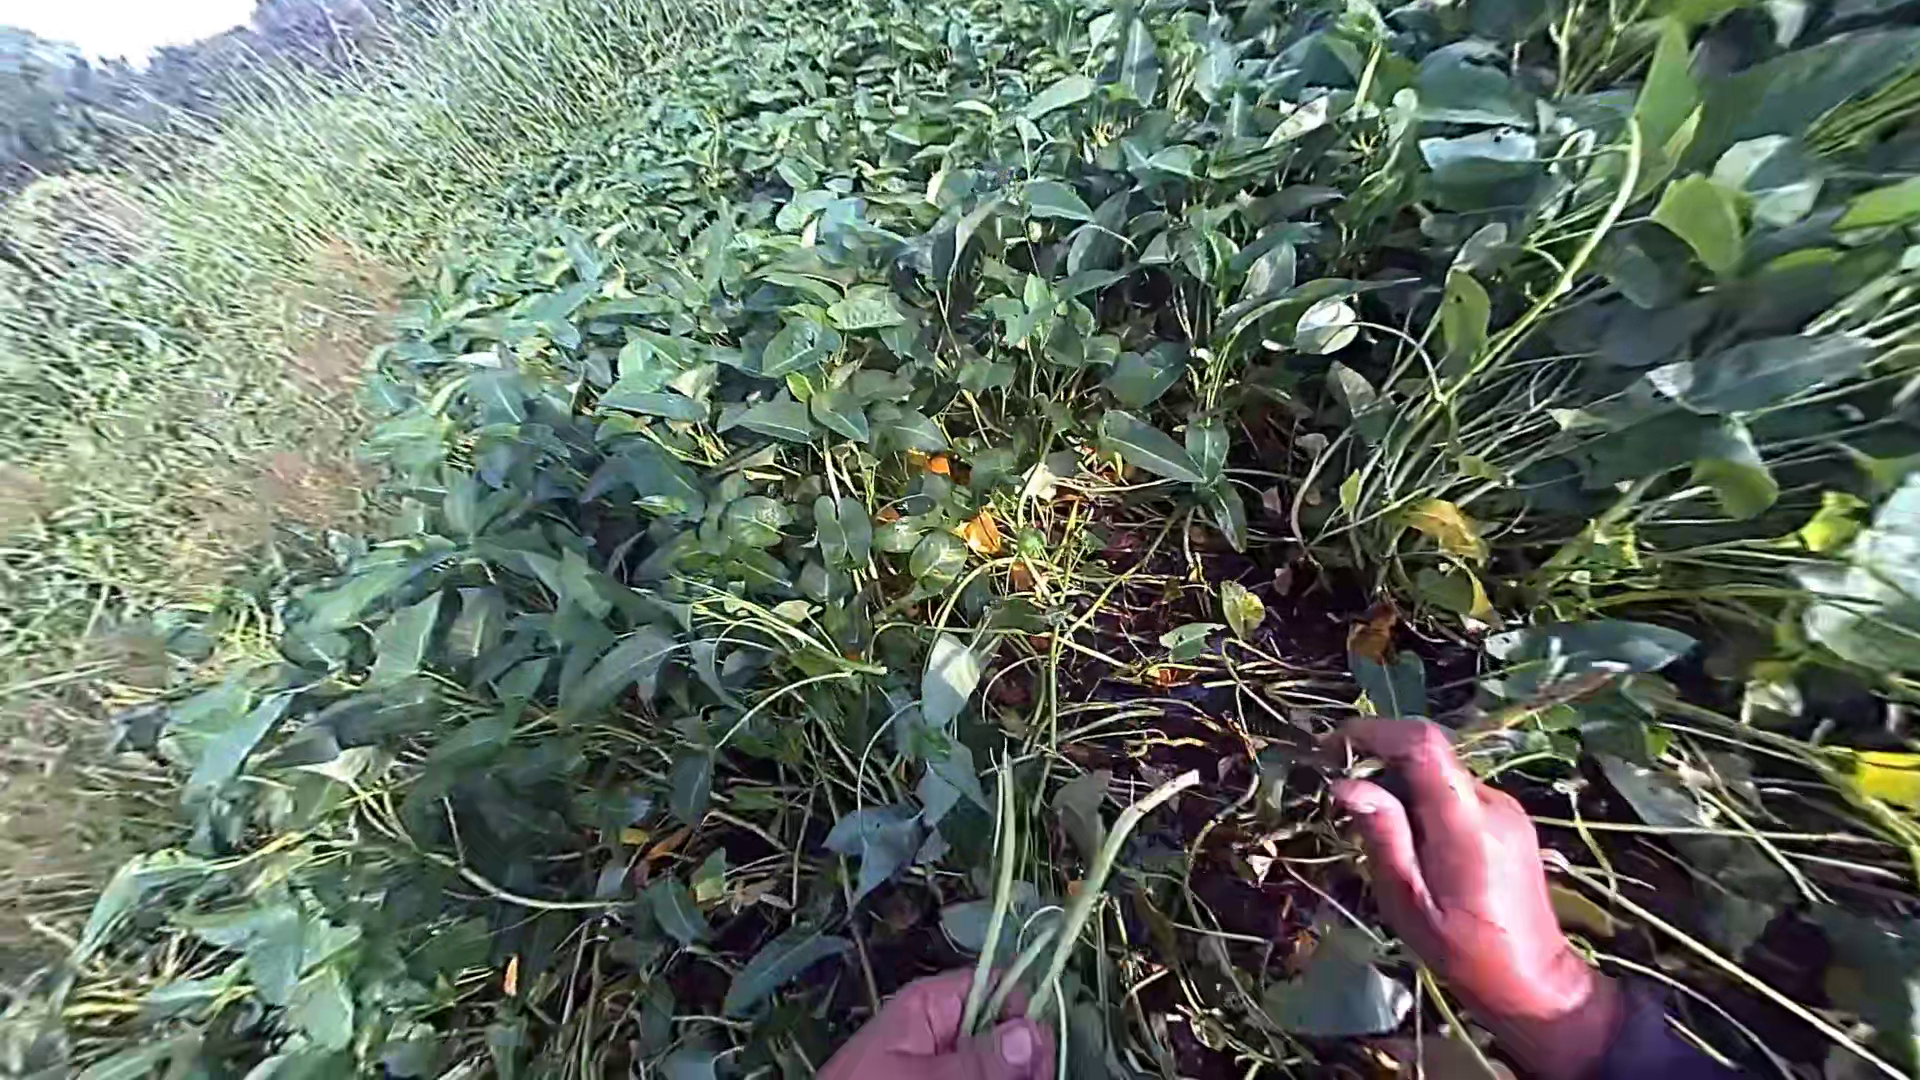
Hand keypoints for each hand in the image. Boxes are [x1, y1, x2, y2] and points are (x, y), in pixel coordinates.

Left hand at [820, 969, 1055, 1079]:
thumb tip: (1034, 1030)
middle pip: (1004, 1035)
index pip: (997, 986)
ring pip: (995, 1066)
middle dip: (1022, 1064)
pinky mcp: (941, 1079)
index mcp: (932, 1005)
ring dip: (1009, 1075)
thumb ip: (977, 1062)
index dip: (1025, 1017)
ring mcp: (944, 1064)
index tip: (1043, 1060)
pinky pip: (976, 1076)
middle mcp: (943, 1031)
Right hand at [1332, 718, 1621, 1079]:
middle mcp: (1491, 803)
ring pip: (1432, 764)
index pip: (1423, 744)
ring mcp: (1501, 806)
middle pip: (1424, 749)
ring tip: (1370, 816)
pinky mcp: (1500, 814)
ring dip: (1391, 776)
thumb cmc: (1462, 949)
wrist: (1539, 987)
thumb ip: (1381, 835)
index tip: (1332, 749)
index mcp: (1467, 823)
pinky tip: (1403, 828)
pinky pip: (1445, 782)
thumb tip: (1344, 784)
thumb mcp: (1406, 899)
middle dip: (1373, 756)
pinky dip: (1411, 790)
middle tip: (1342, 786)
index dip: (1372, 732)